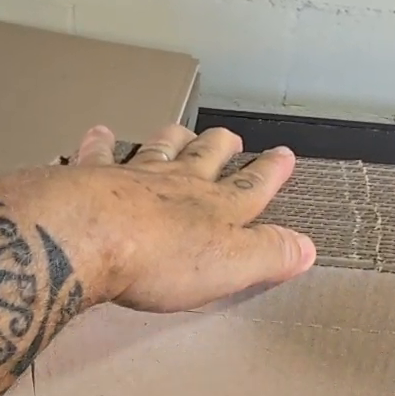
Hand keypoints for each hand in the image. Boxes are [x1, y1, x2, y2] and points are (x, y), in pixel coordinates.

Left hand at [0, 124, 316, 312]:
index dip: (270, 173)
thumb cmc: (158, 259)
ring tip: (178, 129)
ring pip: (159, 149)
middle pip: (205, 157)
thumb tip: (307, 247)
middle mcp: (177, 184)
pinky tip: (99, 132)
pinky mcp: (89, 178)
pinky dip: (100, 143)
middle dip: (222, 147)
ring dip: (171, 139)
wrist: (86, 236)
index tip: (284, 155)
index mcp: (214, 208)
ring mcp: (132, 176)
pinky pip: (97, 155)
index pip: (251, 187)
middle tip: (231, 136)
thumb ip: (269, 254)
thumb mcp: (230, 266)